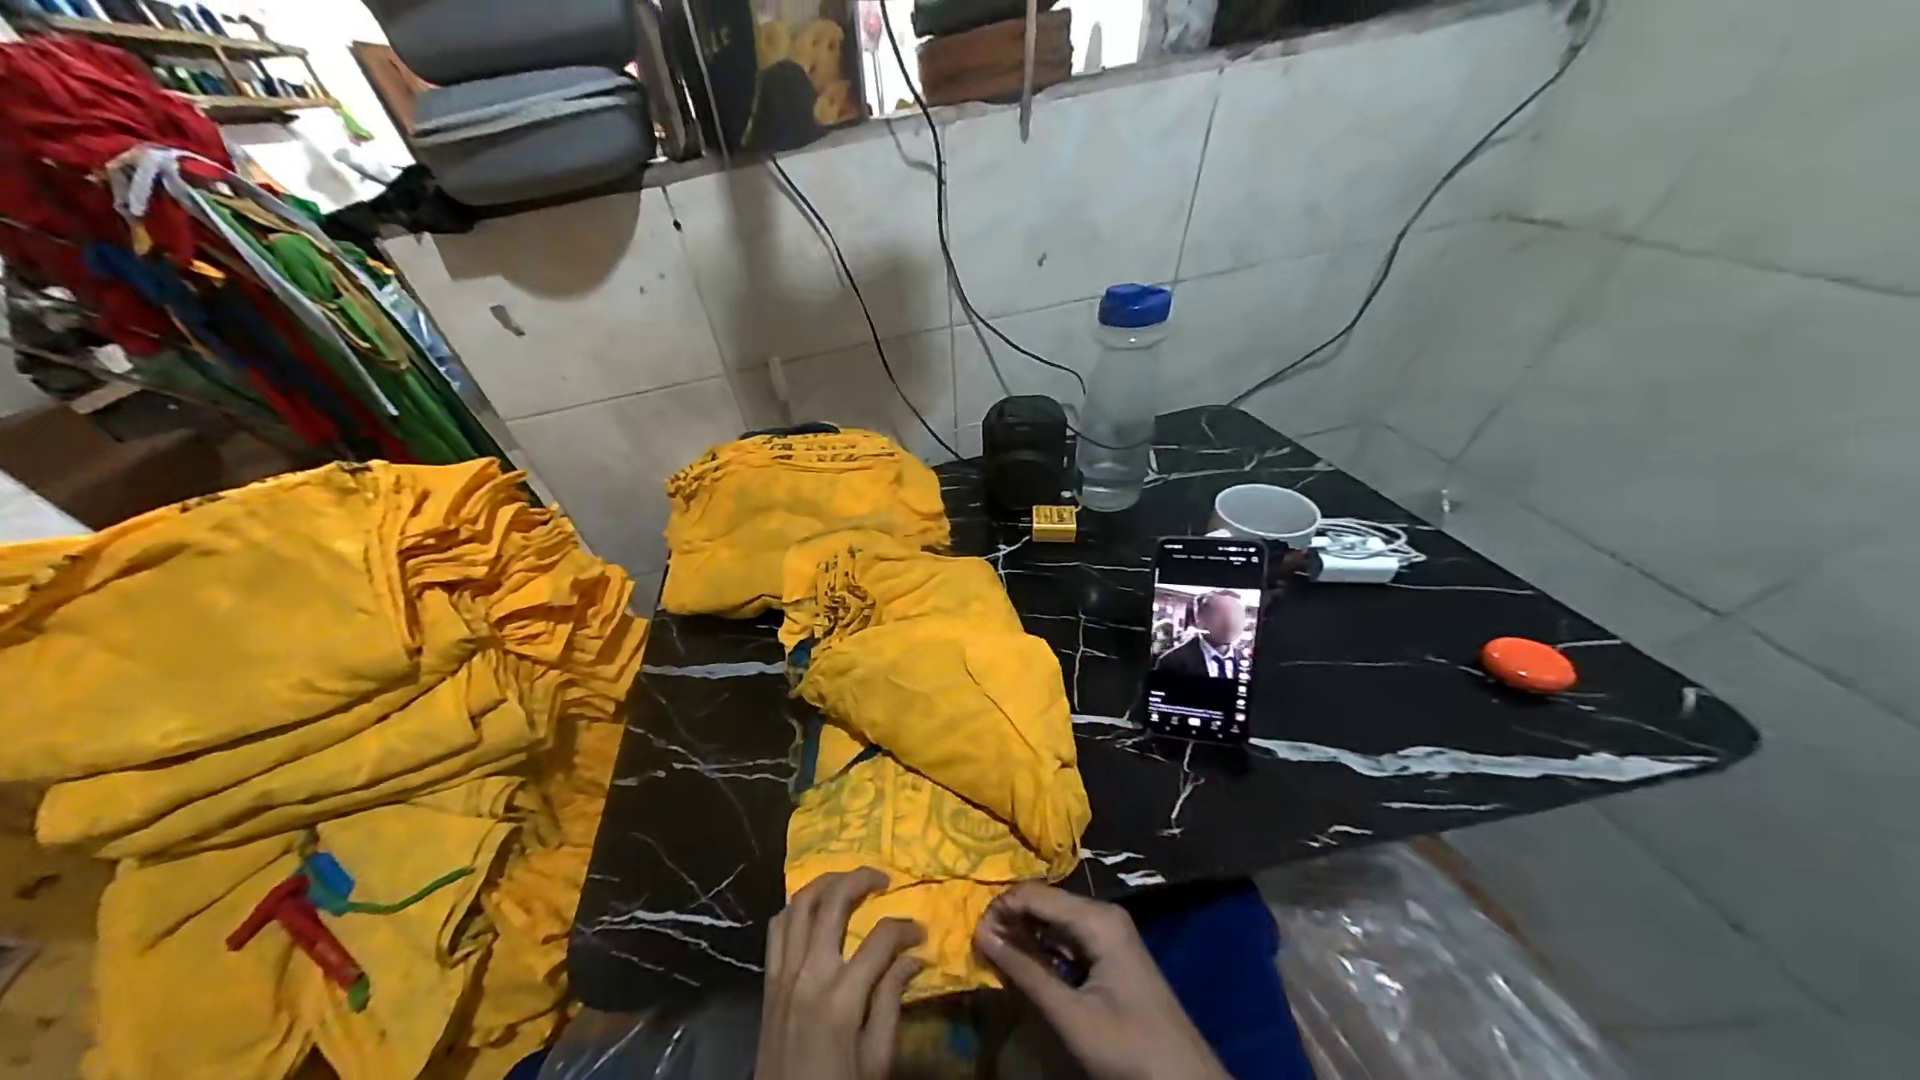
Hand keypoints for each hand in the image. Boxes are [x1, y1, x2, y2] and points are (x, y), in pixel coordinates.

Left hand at [756, 868, 924, 1079]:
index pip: (881, 939)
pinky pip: (778, 927)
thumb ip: (892, 1000)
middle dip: (861, 878)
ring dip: (826, 883)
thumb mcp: (876, 1058)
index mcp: (842, 997)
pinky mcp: (768, 980)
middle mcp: (809, 974)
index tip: (921, 932)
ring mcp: (783, 974)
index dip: (906, 928)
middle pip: (832, 901)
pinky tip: (815, 910)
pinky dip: (797, 908)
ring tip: (849, 881)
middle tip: (883, 877)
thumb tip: (914, 958)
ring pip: (799, 904)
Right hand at [975, 884, 1229, 1079]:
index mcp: (1097, 919)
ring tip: (995, 955)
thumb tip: (981, 932)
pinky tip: (1025, 965)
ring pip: (1053, 920)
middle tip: (981, 947)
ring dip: (1024, 935)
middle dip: (1010, 920)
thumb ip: (1025, 972)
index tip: (973, 936)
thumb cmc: (1129, 1048)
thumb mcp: (1071, 1016)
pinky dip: (1042, 949)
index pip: (1034, 894)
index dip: (1000, 909)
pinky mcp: (1109, 953)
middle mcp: (1102, 914)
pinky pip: (1066, 938)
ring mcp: (1108, 933)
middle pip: (1044, 903)